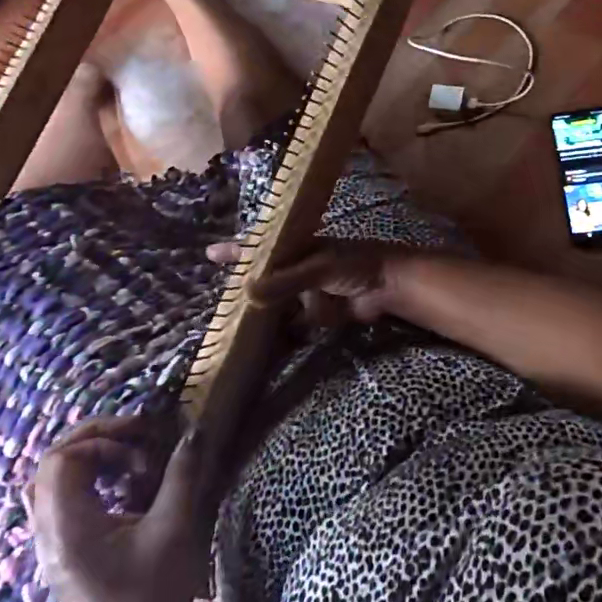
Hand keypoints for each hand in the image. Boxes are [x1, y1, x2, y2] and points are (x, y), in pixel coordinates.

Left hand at [28, 415, 208, 601]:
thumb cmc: (155, 596)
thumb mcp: (173, 528)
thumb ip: (181, 475)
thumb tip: (194, 430)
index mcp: (67, 528)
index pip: (61, 460)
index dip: (101, 439)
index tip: (142, 440)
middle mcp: (48, 536)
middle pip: (49, 466)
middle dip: (92, 440)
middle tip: (134, 435)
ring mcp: (50, 549)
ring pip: (48, 485)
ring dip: (85, 459)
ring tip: (125, 457)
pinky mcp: (62, 558)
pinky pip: (58, 504)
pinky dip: (84, 481)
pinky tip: (118, 487)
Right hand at [206, 241, 400, 324]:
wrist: (390, 286)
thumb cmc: (354, 265)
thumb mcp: (318, 269)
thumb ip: (285, 281)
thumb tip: (247, 293)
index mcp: (297, 251)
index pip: (262, 250)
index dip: (238, 252)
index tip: (211, 254)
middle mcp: (298, 272)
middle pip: (265, 284)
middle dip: (247, 297)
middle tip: (221, 313)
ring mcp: (307, 295)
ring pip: (277, 309)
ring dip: (263, 321)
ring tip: (234, 337)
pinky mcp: (317, 316)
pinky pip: (294, 327)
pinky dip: (282, 338)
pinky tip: (263, 351)